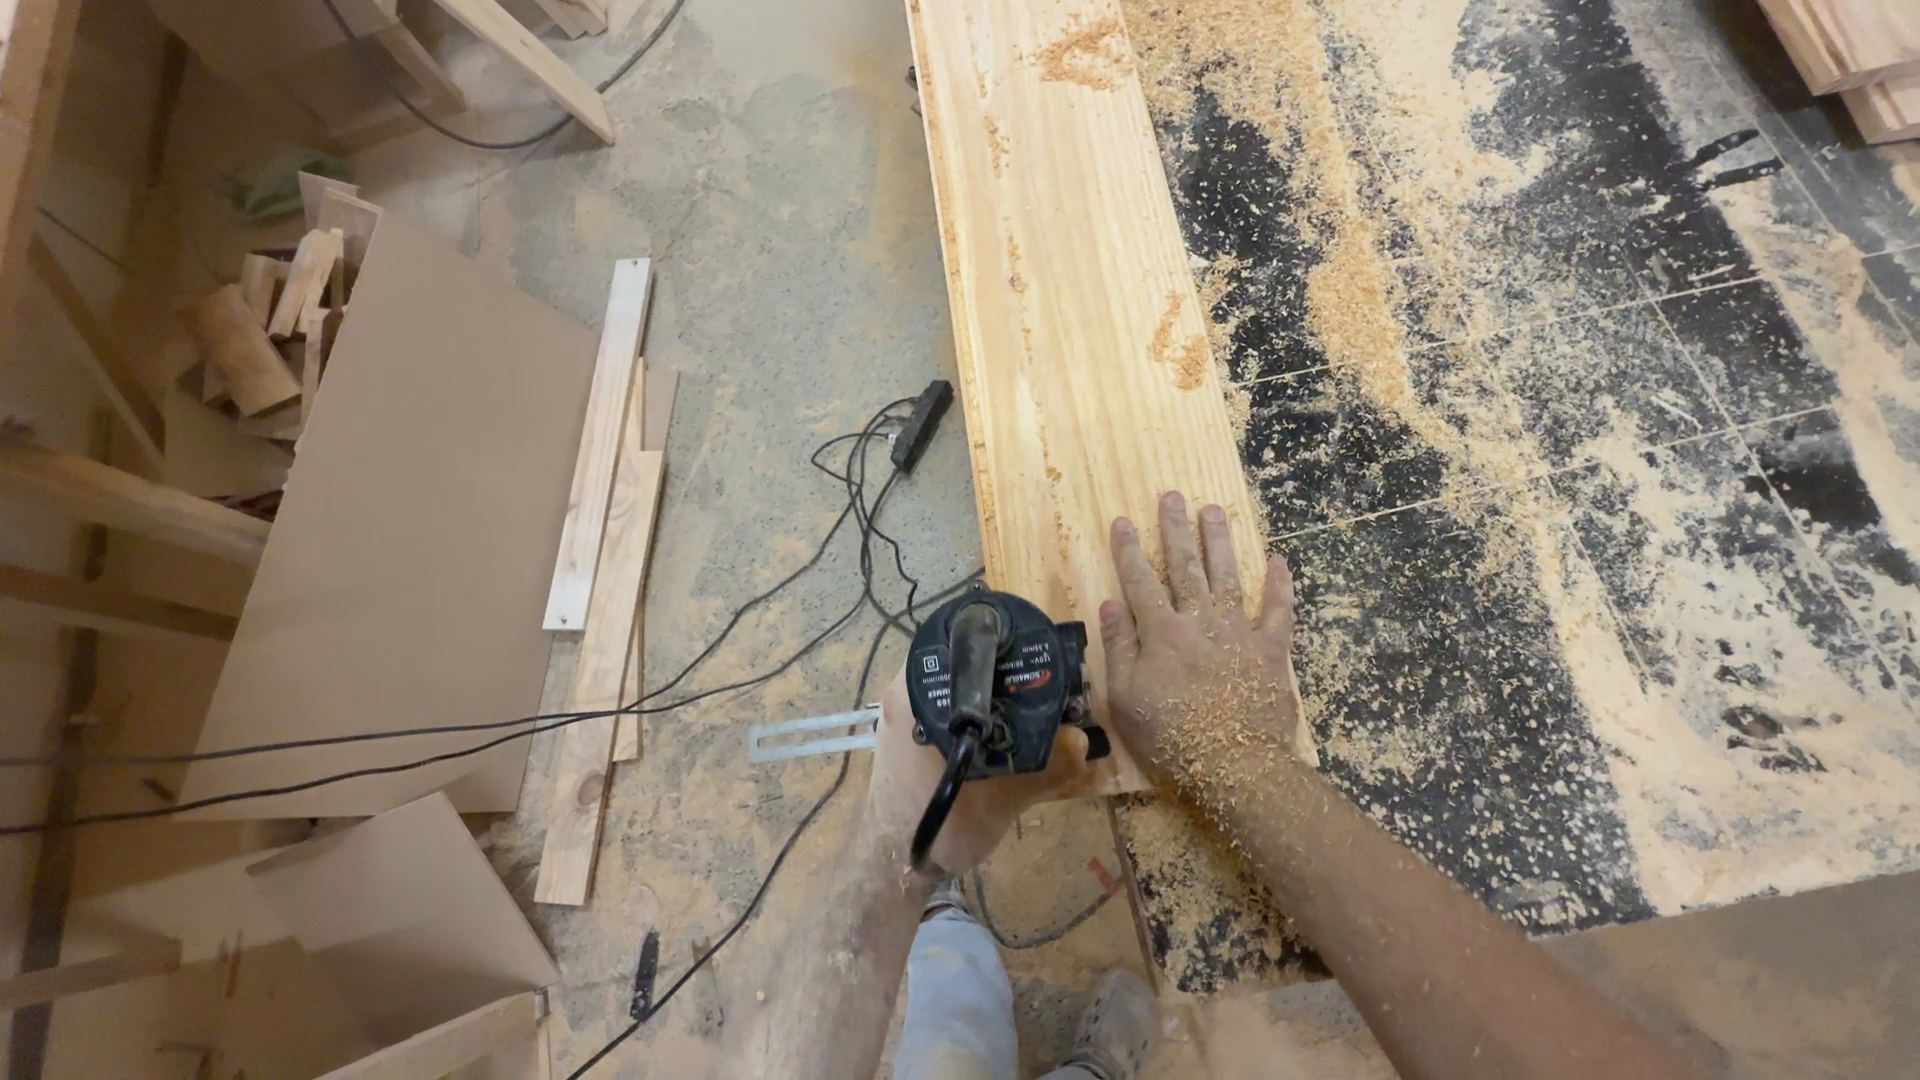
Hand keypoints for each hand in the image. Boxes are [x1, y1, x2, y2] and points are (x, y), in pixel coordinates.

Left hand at [864, 667, 1090, 874]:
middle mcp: (906, 691)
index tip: (1041, 657)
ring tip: (1035, 704)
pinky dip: (979, 713)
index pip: (965, 643)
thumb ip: (1046, 768)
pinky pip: (951, 707)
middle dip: (1006, 672)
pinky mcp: (911, 733)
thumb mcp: (1001, 799)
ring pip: (960, 687)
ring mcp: (905, 713)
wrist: (894, 868)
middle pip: (966, 664)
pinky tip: (1008, 729)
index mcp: (917, 691)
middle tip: (1046, 683)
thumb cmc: (938, 827)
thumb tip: (1082, 739)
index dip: (1006, 645)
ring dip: (994, 696)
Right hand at [1100, 491, 1303, 796]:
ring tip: (1213, 510)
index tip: (1123, 519)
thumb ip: (1119, 646)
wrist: (1235, 767)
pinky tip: (1278, 560)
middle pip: (1185, 567)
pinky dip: (1280, 586)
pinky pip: (1278, 612)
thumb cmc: (1170, 736)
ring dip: (1219, 542)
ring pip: (1228, 576)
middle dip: (1175, 530)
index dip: (1129, 550)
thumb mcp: (1125, 697)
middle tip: (1172, 496)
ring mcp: (1239, 633)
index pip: (1140, 581)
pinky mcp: (1270, 651)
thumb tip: (1110, 602)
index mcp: (1161, 633)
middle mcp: (1199, 621)